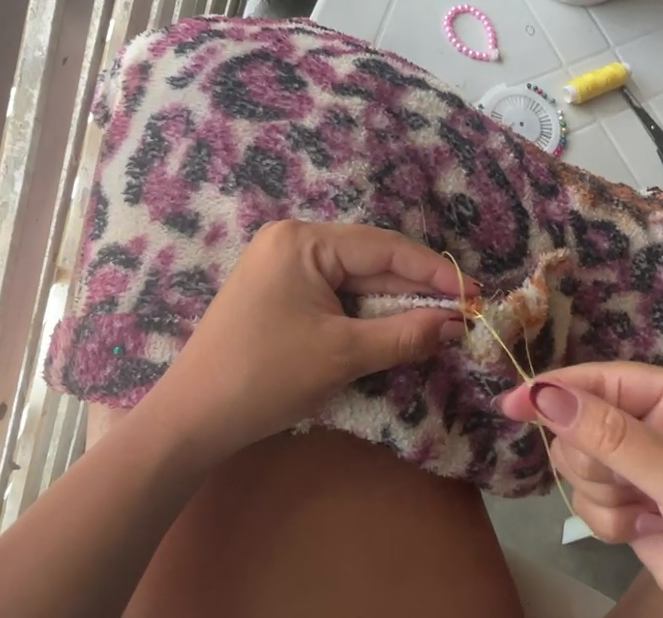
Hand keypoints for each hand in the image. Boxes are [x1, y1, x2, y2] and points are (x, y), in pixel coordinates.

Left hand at [149, 220, 472, 455]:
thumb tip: (456, 326)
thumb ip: (404, 334)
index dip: (433, 271)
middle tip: (462, 312)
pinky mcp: (277, 292)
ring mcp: (281, 265)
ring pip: (353, 278)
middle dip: (415, 289)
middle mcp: (292, 241)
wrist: (190, 420)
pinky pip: (333, 293)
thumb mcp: (343, 355)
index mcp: (303, 241)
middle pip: (370, 260)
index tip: (473, 293)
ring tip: (437, 322)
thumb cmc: (266, 378)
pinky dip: (364, 312)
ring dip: (392, 302)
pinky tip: (393, 327)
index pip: (384, 247)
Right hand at [500, 363, 662, 617]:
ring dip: (602, 495)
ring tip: (646, 517)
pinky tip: (644, 535)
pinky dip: (607, 520)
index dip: (557, 390)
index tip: (510, 406)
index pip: (603, 379)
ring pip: (580, 464)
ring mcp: (646, 470)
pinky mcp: (636, 509)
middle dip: (594, 460)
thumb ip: (615, 438)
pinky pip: (590, 499)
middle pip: (583, 421)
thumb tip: (545, 393)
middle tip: (628, 489)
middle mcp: (660, 424)